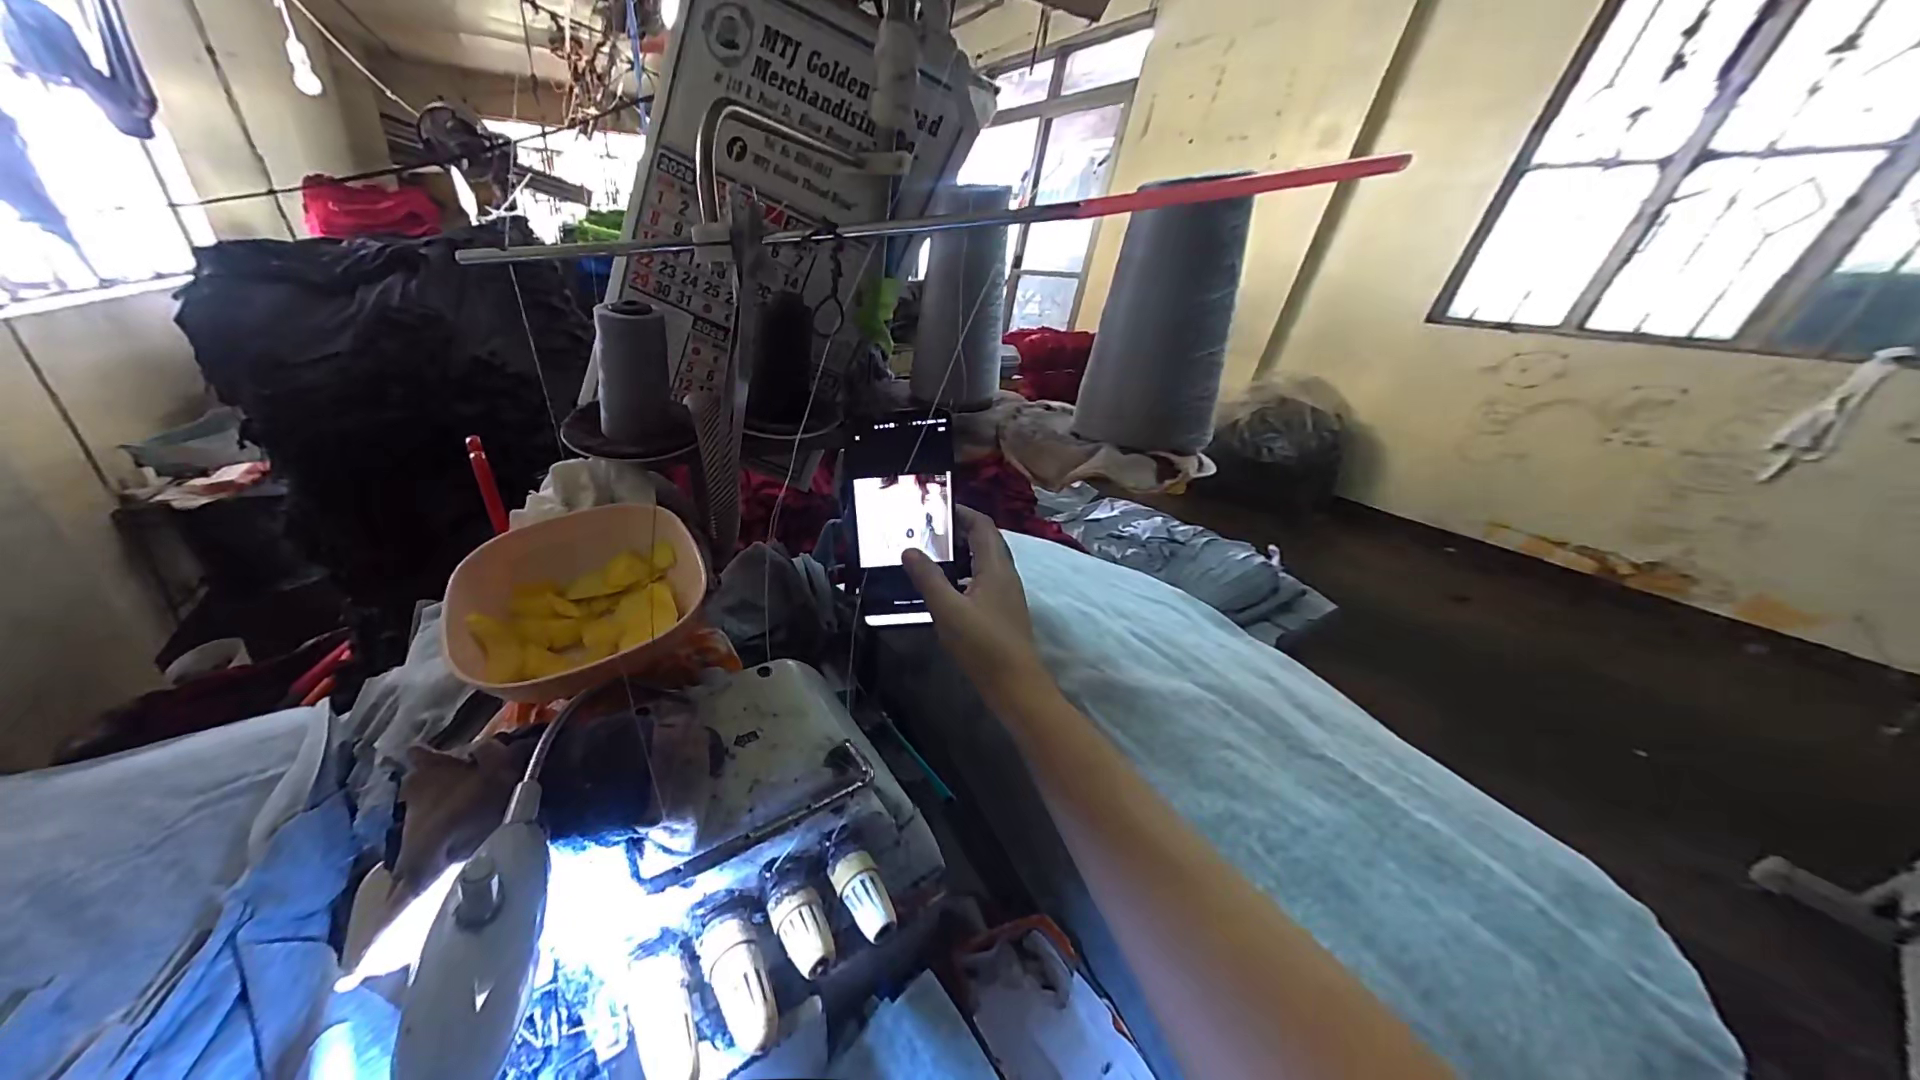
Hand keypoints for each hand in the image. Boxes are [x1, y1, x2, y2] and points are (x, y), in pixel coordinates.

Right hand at [902, 507, 1044, 698]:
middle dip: (958, 531)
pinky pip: (983, 580)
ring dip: (960, 554)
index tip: (935, 507)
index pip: (982, 525)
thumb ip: (928, 579)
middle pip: (985, 540)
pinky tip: (946, 589)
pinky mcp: (1003, 611)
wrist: (1016, 684)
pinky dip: (964, 575)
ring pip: (984, 562)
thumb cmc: (983, 644)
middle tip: (927, 531)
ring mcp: (1007, 593)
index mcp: (995, 567)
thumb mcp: (948, 610)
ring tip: (931, 556)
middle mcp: (1005, 574)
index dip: (961, 512)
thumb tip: (909, 550)